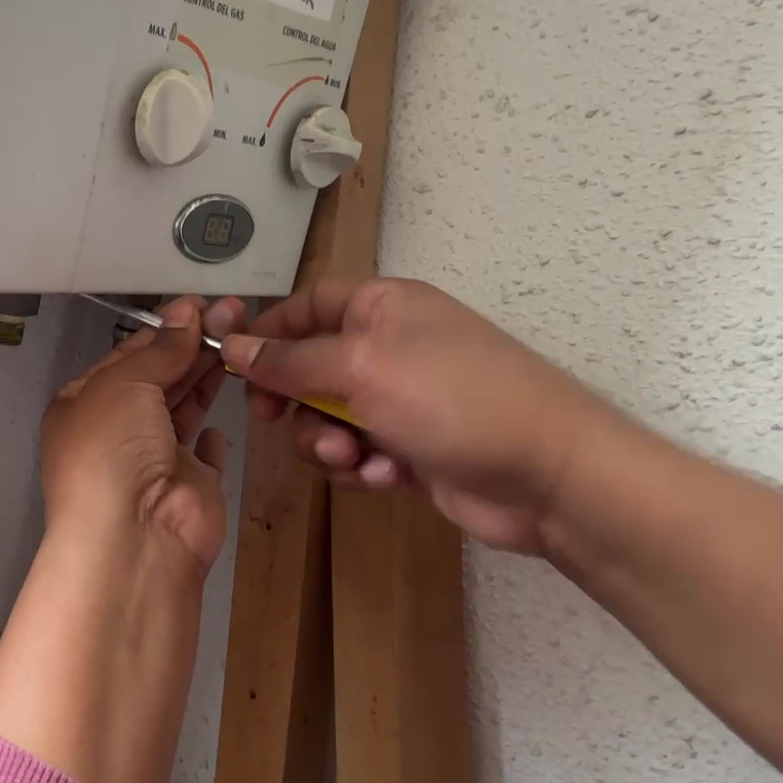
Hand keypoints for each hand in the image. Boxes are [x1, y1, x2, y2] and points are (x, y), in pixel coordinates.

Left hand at [41, 295, 245, 571]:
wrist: (135, 537)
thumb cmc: (112, 450)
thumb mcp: (123, 386)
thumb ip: (158, 352)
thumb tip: (186, 317)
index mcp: (84, 404)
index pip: (126, 356)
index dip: (163, 330)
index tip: (200, 305)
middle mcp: (115, 430)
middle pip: (158, 377)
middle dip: (193, 344)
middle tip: (235, 312)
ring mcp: (154, 459)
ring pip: (184, 406)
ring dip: (209, 373)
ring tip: (243, 336)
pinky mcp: (191, 484)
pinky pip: (204, 452)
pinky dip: (214, 434)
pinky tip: (225, 411)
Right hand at [221, 277, 621, 553]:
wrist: (551, 478)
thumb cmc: (453, 400)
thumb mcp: (360, 368)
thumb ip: (288, 359)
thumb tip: (231, 346)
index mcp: (382, 308)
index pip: (305, 304)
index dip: (268, 331)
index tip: (234, 364)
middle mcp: (387, 347)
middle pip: (305, 366)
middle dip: (292, 400)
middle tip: (271, 418)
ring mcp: (398, 400)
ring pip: (322, 416)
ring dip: (325, 441)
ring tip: (353, 457)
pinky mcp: (406, 447)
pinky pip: (354, 451)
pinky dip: (360, 466)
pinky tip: (387, 477)